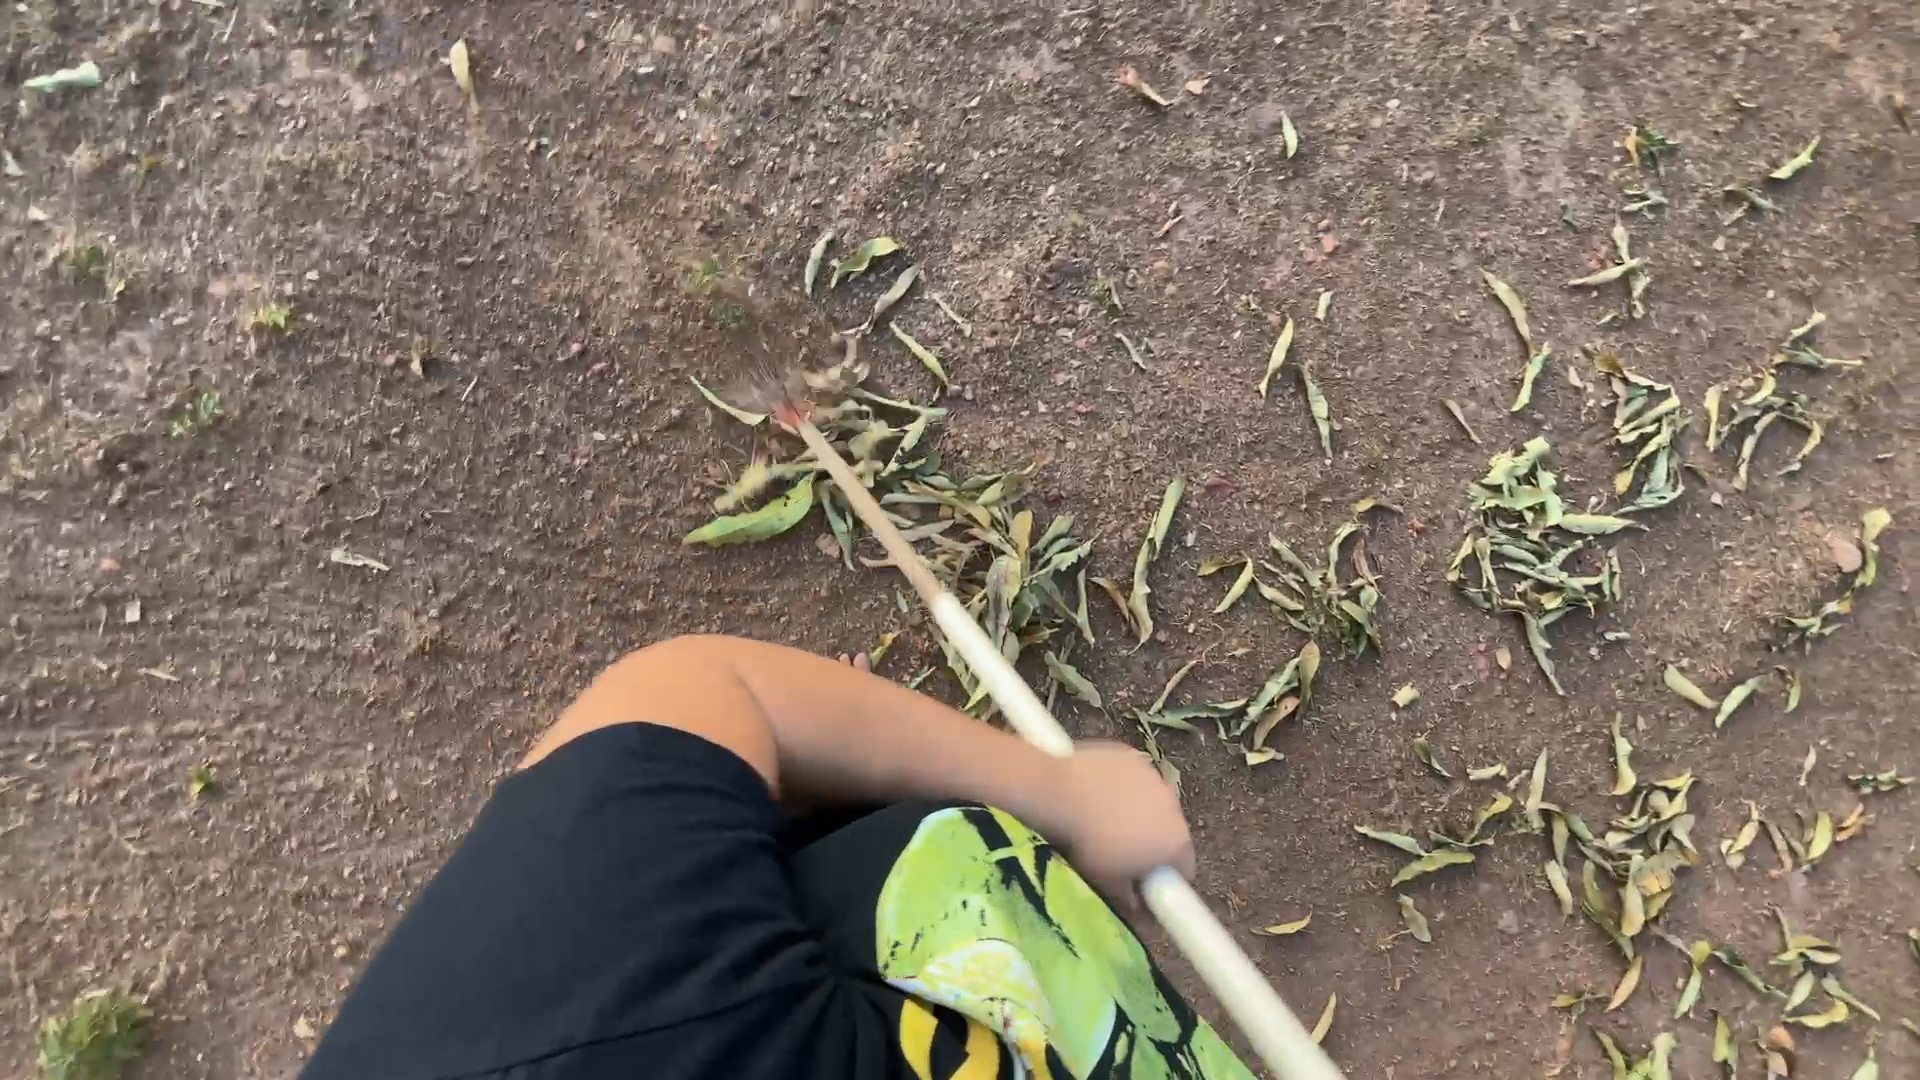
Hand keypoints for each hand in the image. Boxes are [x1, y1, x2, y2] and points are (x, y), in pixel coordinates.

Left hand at [1037, 741, 1195, 911]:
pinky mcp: (1131, 755)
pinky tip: (1099, 790)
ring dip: (1139, 810)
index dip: (1166, 878)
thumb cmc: (1087, 844)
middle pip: (1170, 831)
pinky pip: (1133, 777)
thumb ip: (1130, 897)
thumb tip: (1136, 903)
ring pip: (1152, 801)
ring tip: (1106, 817)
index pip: (1185, 869)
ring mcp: (1153, 775)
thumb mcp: (1108, 883)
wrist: (1061, 792)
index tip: (1146, 881)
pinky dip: (1122, 785)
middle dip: (1152, 841)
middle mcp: (1173, 805)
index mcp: (1176, 841)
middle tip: (1123, 850)